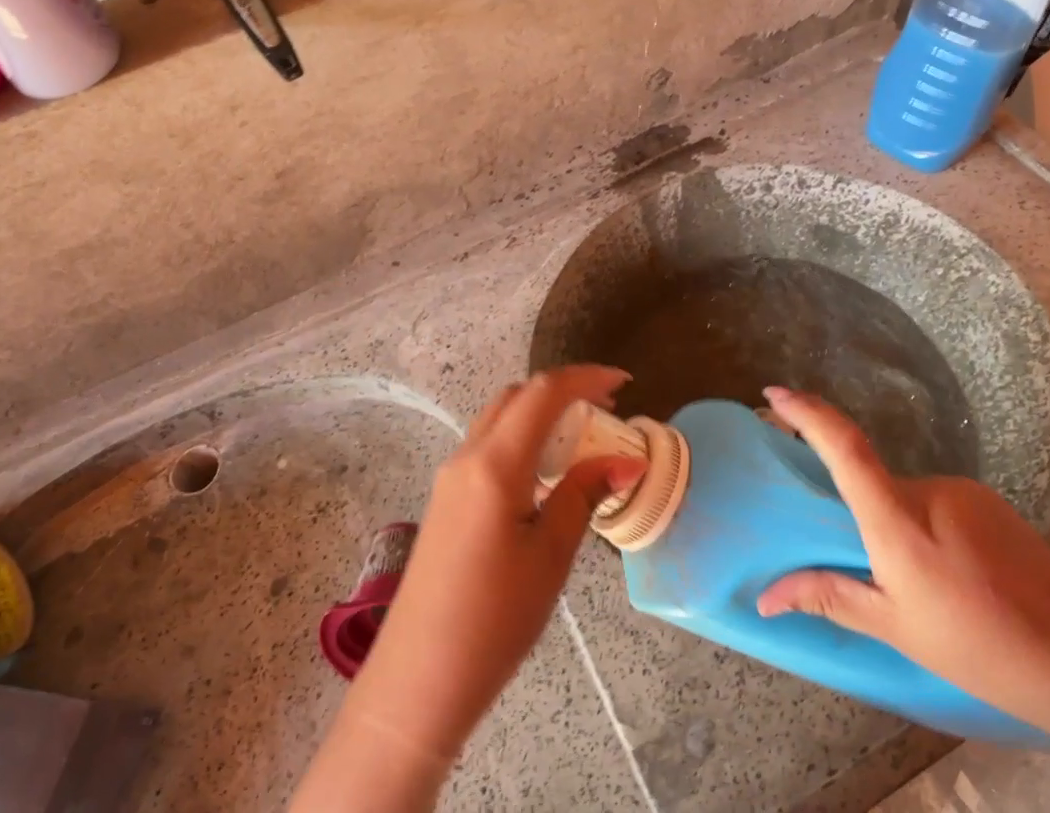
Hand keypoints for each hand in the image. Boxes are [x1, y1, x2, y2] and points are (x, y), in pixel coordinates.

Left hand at [341, 366, 645, 761]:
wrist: (423, 673)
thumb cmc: (497, 615)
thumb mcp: (552, 553)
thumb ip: (584, 495)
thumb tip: (624, 462)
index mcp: (494, 463)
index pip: (543, 393)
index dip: (586, 377)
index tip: (625, 383)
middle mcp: (466, 457)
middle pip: (516, 398)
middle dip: (563, 392)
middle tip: (607, 412)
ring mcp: (449, 479)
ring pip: (498, 422)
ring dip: (540, 417)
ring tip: (583, 443)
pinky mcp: (445, 502)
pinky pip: (487, 450)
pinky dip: (522, 442)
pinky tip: (545, 476)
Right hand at [755, 387, 1049, 717]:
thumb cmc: (973, 645)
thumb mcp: (891, 625)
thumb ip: (827, 597)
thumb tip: (764, 598)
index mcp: (897, 520)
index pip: (844, 448)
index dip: (808, 414)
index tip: (775, 395)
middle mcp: (929, 491)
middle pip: (872, 480)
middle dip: (858, 511)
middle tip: (865, 563)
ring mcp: (965, 492)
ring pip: (907, 496)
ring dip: (896, 523)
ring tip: (918, 581)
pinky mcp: (991, 502)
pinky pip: (939, 503)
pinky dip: (927, 527)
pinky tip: (948, 571)